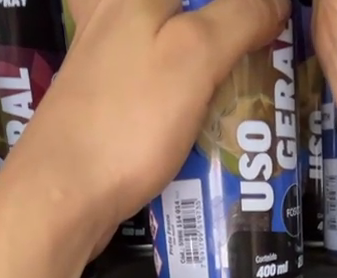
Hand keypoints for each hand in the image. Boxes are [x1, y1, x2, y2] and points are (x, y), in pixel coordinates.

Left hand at [3, 0, 290, 243]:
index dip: (240, 14)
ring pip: (166, 50)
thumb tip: (275, 2)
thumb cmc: (128, 122)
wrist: (61, 198)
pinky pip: (151, 89)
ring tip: (237, 97)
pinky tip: (199, 127)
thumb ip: (239, 16)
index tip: (260, 40)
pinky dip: (180, 103)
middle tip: (253, 62)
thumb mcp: (195, 55)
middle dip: (222, 44)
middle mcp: (109, 13)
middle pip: (181, 19)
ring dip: (205, 72)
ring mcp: (99, 64)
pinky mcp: (98, 106)